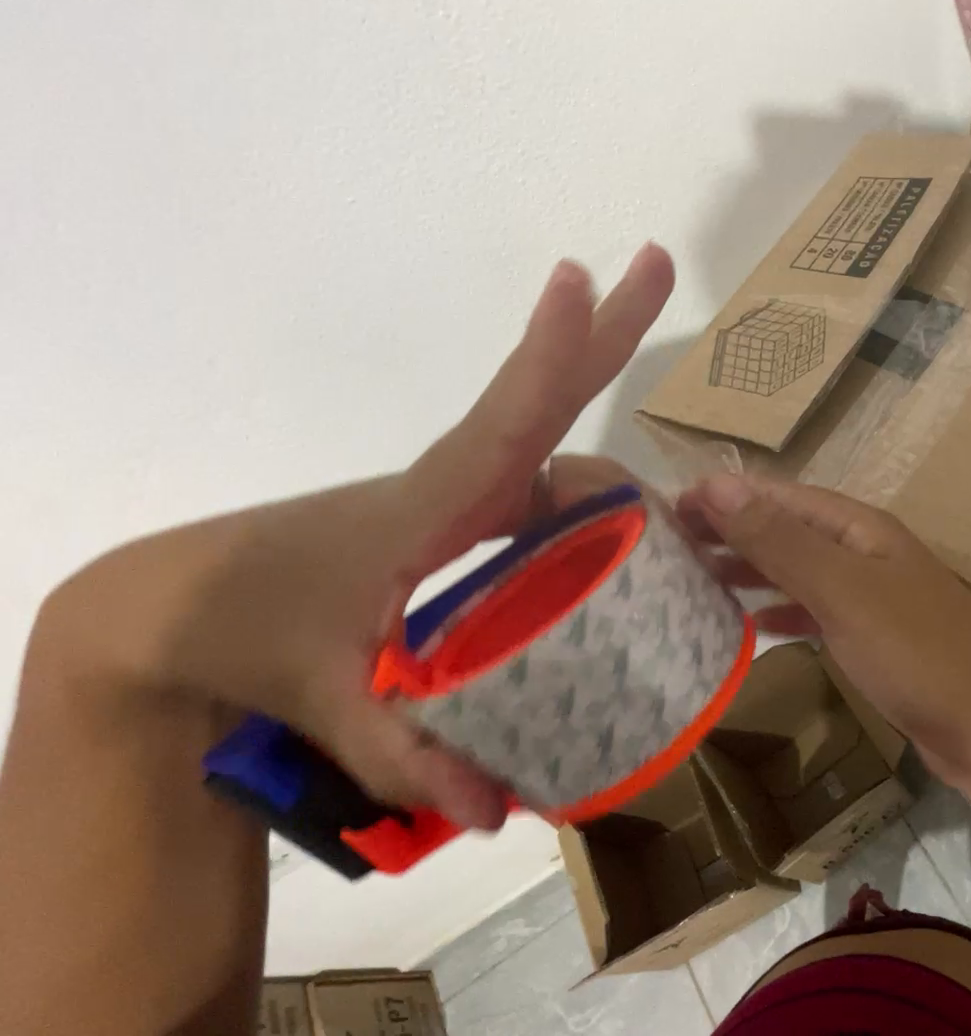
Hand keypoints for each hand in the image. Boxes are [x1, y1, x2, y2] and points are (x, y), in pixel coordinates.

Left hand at [32, 246, 676, 829]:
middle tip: (657, 263)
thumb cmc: (251, 630)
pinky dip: (602, 507)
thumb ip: (407, 747)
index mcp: (440, 498)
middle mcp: (468, 481)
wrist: (184, 612)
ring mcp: (475, 497)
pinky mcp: (476, 521)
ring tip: (686, 529)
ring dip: (626, 461)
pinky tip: (633, 550)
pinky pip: (557, 498)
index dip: (552, 353)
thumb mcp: (326, 689)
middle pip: (552, 396)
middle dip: (608, 329)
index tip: (584, 279)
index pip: (509, 415)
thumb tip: (502, 808)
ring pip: (569, 459)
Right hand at [678, 473, 970, 779]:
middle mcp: (868, 554)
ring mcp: (876, 598)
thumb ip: (782, 541)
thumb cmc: (919, 654)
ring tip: (693, 580)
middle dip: (732, 533)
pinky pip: (818, 613)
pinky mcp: (878, 641)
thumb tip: (719, 484)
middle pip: (789, 531)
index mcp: (862, 530)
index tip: (664, 507)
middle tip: (665, 547)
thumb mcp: (844, 591)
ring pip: (801, 572)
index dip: (726, 496)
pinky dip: (782, 613)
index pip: (781, 497)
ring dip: (752, 571)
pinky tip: (751, 624)